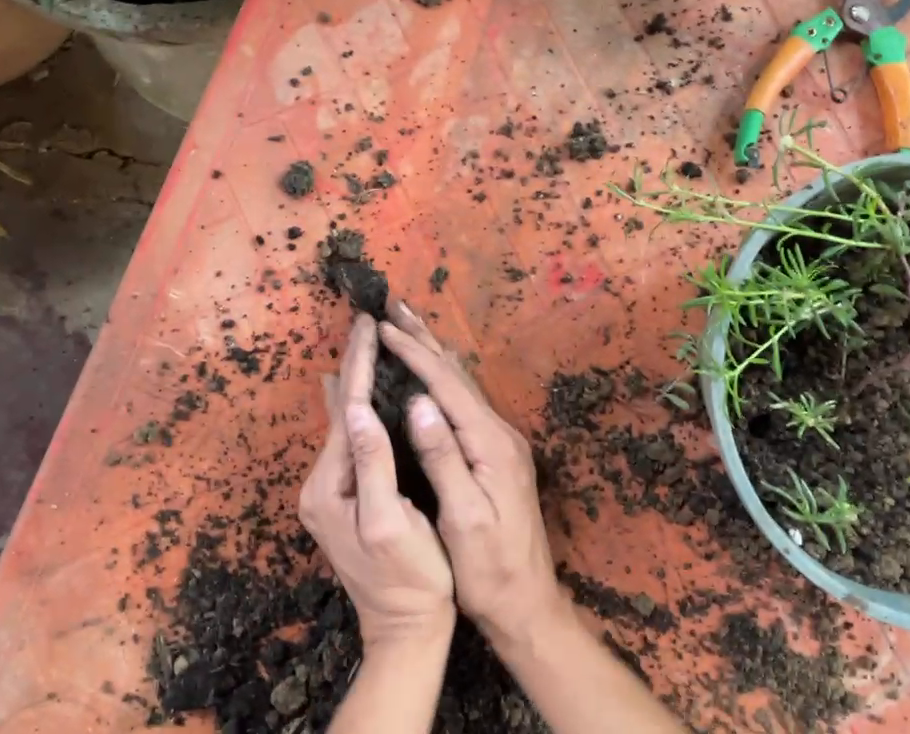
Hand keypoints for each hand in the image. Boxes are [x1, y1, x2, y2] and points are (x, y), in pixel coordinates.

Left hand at [299, 313, 454, 655]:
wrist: (407, 630)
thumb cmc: (410, 579)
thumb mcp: (389, 523)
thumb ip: (372, 465)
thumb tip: (357, 408)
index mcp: (330, 487)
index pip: (346, 410)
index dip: (359, 364)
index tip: (369, 323)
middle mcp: (322, 485)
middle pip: (341, 411)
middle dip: (354, 365)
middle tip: (364, 320)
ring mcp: (332, 493)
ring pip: (345, 423)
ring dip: (354, 382)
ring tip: (361, 345)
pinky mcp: (346, 498)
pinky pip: (353, 440)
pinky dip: (358, 409)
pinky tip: (351, 396)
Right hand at [379, 300, 568, 651]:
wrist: (527, 604)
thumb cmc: (490, 570)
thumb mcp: (465, 518)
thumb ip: (445, 458)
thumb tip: (420, 402)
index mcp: (492, 444)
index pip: (448, 386)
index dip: (414, 354)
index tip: (382, 328)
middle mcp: (500, 434)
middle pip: (458, 376)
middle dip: (425, 339)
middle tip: (396, 305)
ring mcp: (501, 444)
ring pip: (461, 386)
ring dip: (433, 354)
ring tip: (408, 327)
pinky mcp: (496, 456)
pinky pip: (463, 403)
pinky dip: (441, 380)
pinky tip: (431, 375)